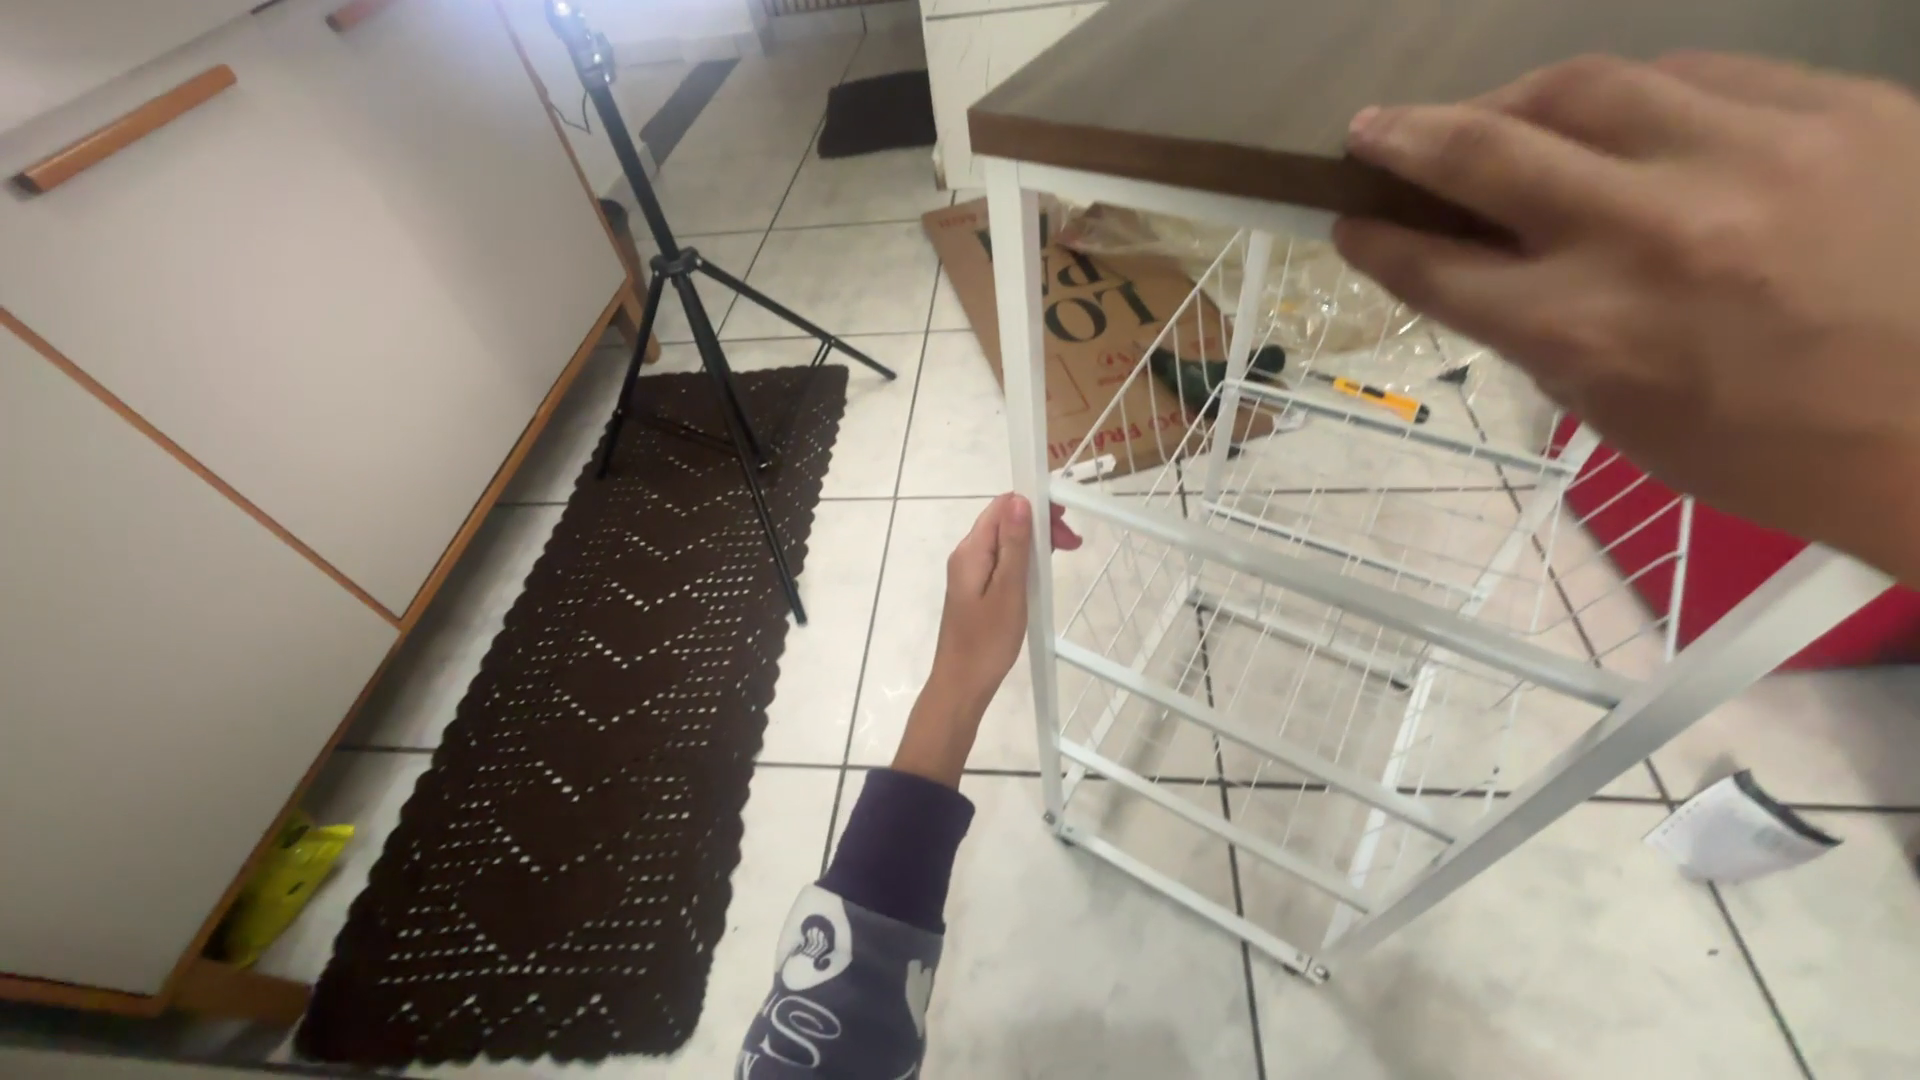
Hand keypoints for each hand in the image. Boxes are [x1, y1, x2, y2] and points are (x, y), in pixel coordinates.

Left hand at [892, 494, 1080, 786]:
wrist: (962, 685)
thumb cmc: (987, 641)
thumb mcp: (1009, 590)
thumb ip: (1015, 545)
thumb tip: (1019, 501)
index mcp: (971, 551)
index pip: (1001, 507)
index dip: (1034, 505)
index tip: (1064, 520)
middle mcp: (967, 555)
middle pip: (1004, 522)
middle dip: (1039, 524)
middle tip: (1073, 544)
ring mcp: (970, 573)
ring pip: (1006, 542)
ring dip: (1035, 543)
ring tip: (1065, 554)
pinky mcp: (976, 589)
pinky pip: (1003, 562)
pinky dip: (1025, 561)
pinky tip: (1042, 572)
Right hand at [1335, 53, 1919, 582]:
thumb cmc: (1751, 448)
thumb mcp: (1602, 404)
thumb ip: (1526, 322)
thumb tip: (1470, 261)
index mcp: (1577, 327)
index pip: (1435, 264)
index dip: (1374, 239)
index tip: (1346, 219)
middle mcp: (1643, 231)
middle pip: (1485, 154)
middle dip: (1404, 139)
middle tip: (1367, 132)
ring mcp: (1746, 155)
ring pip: (1584, 85)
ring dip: (1505, 99)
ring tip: (1479, 113)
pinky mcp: (1834, 109)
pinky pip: (1693, 74)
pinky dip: (1623, 93)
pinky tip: (1604, 112)